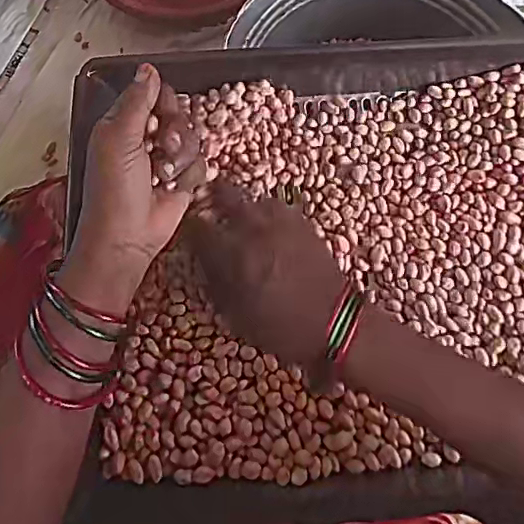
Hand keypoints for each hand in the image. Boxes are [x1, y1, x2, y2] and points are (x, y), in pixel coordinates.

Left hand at [68, 65, 206, 301]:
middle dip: (176, 131)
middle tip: (164, 147)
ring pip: (194, 137)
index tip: (160, 117)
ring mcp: (166, 158)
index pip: (154, 94)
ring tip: (164, 174)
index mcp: (124, 123)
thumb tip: (147, 68)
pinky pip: (201, 163)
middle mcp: (146, 137)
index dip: (163, 103)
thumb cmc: (113, 189)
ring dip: (182, 157)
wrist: (126, 237)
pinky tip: (172, 188)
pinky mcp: (183, 178)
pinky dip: (188, 176)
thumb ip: (136, 101)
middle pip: (179, 114)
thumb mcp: (119, 137)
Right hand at [185, 181, 345, 374]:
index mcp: (234, 254)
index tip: (186, 231)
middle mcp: (255, 229)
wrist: (338, 324)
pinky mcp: (301, 222)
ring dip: (240, 205)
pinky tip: (265, 226)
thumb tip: (202, 262)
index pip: (198, 227)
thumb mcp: (237, 316)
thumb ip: (215, 284)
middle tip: (206, 208)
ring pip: (252, 198)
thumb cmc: (282, 329)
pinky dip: (265, 212)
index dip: (187, 227)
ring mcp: (281, 221)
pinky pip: (275, 206)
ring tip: (236, 219)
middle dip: (210, 198)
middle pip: (224, 195)